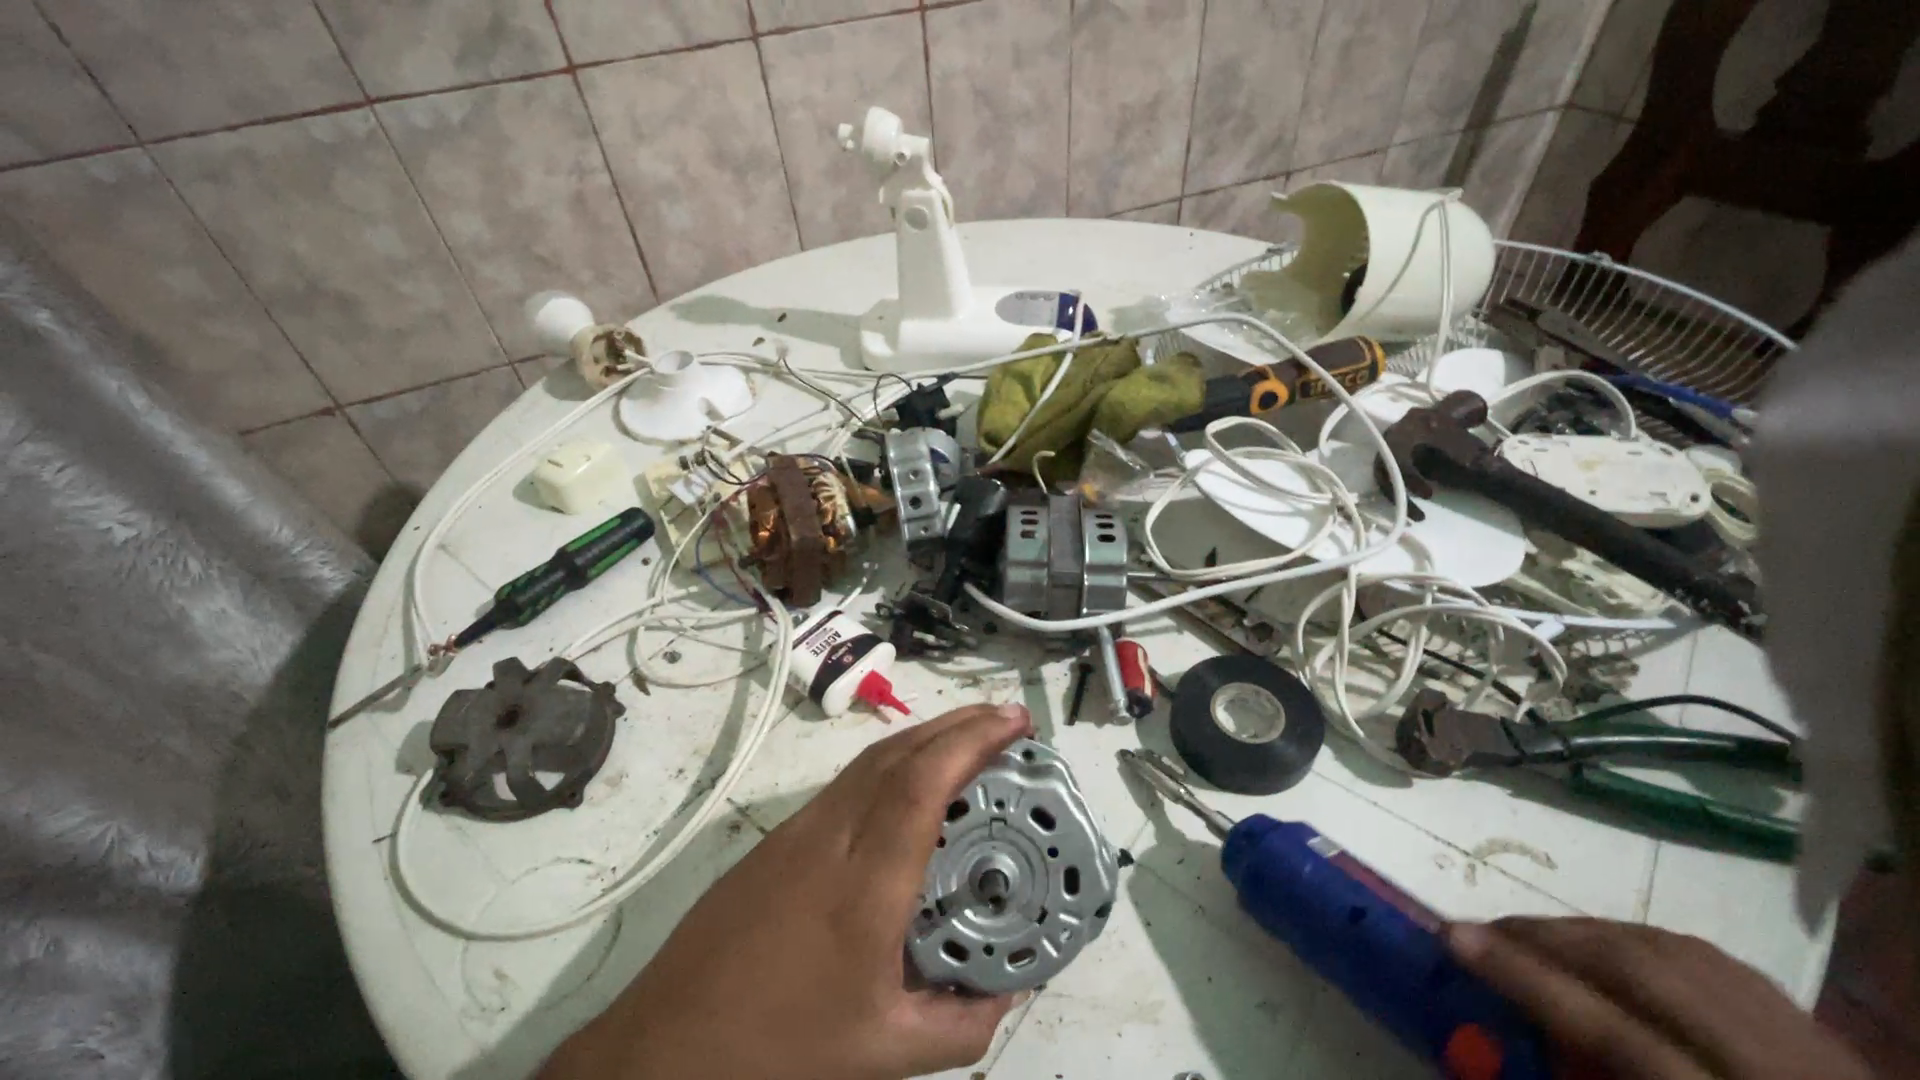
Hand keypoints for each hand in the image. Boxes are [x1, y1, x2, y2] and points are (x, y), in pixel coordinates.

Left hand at [542, 703, 1033, 1079]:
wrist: (668, 1044)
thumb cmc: (781, 1047)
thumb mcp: (885, 1051)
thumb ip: (961, 1025)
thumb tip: (1013, 992)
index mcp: (866, 886)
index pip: (920, 786)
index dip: (969, 741)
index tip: (1011, 721)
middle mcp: (830, 840)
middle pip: (897, 756)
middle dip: (957, 725)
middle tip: (1006, 718)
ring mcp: (795, 834)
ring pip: (866, 763)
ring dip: (922, 738)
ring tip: (967, 739)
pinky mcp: (774, 843)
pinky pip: (844, 785)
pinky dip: (888, 764)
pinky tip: (906, 786)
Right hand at [1447, 917, 1871, 1079]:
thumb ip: (1588, 1077)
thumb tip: (1509, 1032)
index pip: (1610, 1031)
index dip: (1524, 979)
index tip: (1453, 936)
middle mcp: (1771, 1065)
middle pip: (1642, 970)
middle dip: (1548, 938)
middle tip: (1482, 928)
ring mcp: (1805, 1040)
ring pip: (1678, 950)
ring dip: (1591, 932)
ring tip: (1533, 933)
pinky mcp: (1816, 1025)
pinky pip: (1716, 959)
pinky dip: (1648, 942)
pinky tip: (1612, 944)